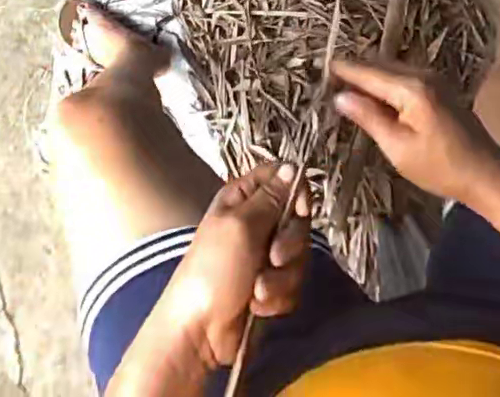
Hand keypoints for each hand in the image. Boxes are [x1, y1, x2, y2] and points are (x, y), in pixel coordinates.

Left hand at [155, 162, 311, 369]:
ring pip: (298, 255)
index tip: (300, 210)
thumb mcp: (241, 227)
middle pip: (296, 218)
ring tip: (257, 291)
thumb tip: (293, 166)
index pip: (281, 176)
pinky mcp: (272, 285)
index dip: (296, 189)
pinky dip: (278, 297)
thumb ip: (271, 197)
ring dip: (281, 278)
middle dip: (289, 243)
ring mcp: (265, 254)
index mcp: (243, 197)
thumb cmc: (214, 269)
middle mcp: (257, 220)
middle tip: (272, 258)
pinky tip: (258, 306)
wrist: (199, 333)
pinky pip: (293, 284)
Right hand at [331, 58, 499, 204]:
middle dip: (356, 70)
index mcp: (411, 88)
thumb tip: (340, 97)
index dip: (345, 70)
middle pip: (380, 66)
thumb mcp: (398, 148)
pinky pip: (404, 76)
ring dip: (371, 75)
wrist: (488, 175)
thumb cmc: (440, 167)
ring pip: (392, 69)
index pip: (369, 73)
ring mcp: (434, 79)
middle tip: (330, 75)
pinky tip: (376, 92)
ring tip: (347, 82)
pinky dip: (386, 81)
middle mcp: (422, 75)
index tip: (323, 64)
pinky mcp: (439, 88)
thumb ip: (369, 118)